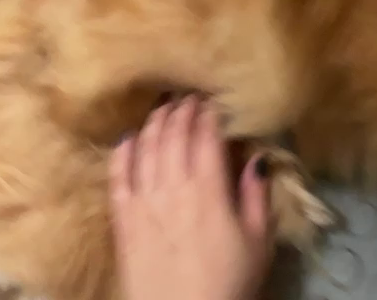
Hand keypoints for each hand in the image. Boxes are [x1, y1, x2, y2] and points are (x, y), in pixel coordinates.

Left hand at [110, 96, 273, 299]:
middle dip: (182, 108)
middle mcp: (173, 186)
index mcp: (209, 189)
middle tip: (188, 95)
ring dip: (156, 121)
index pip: (205, 134)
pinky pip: (118, 175)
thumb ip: (257, 196)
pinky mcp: (122, 219)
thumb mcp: (258, 243)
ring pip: (146, 146)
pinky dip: (122, 151)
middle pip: (174, 133)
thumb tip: (257, 156)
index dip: (208, 111)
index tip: (212, 97)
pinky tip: (128, 136)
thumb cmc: (228, 285)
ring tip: (164, 107)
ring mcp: (144, 201)